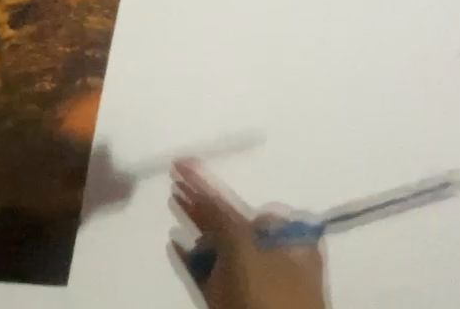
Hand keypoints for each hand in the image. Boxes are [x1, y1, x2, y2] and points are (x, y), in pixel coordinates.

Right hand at [173, 162, 327, 308]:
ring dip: (193, 220)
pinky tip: (173, 240)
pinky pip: (205, 269)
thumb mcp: (243, 245)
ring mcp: (250, 280)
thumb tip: (200, 187)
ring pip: (215, 243)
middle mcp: (271, 259)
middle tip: (174, 175)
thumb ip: (220, 214)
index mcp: (287, 245)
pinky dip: (189, 254)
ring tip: (172, 197)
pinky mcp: (228, 297)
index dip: (216, 184)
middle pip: (230, 221)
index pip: (249, 204)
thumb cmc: (267, 292)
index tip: (187, 163)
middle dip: (200, 198)